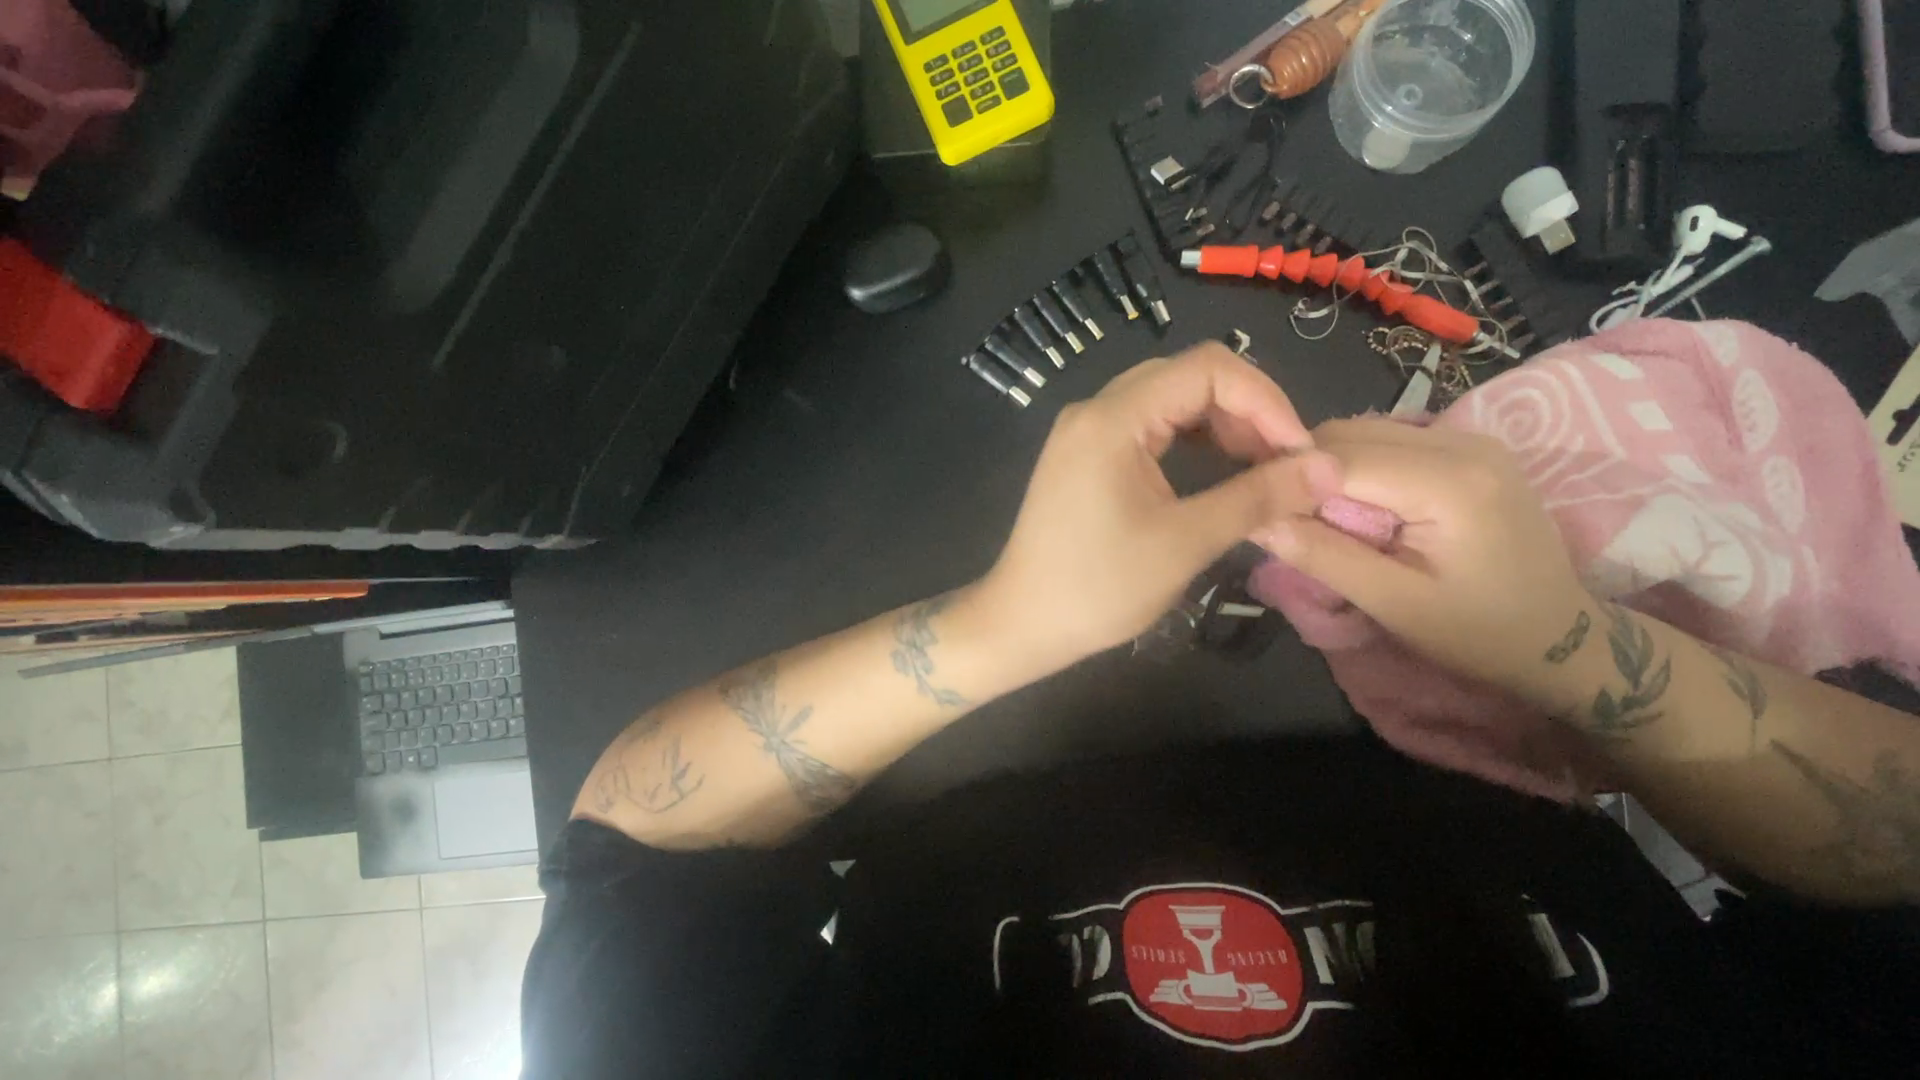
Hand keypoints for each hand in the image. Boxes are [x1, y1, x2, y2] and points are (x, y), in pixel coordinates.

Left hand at [971, 343, 1338, 669]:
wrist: (1021, 624)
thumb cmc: (1098, 588)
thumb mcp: (1186, 542)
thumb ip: (1258, 497)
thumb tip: (1330, 468)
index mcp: (1112, 419)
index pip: (1207, 368)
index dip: (1265, 399)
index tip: (1299, 452)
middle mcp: (1095, 410)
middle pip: (1188, 376)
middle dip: (1247, 411)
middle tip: (1285, 462)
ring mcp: (1086, 432)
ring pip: (1169, 400)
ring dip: (1222, 425)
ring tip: (1261, 469)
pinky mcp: (1085, 456)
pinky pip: (1148, 426)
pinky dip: (1190, 440)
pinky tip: (1219, 471)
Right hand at [1256, 418, 1594, 700]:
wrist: (1562, 640)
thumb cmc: (1479, 632)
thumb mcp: (1393, 604)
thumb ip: (1322, 556)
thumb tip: (1255, 521)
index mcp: (1449, 481)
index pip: (1338, 458)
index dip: (1286, 480)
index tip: (1250, 511)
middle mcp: (1462, 442)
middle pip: (1349, 434)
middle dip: (1302, 471)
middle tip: (1278, 517)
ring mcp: (1469, 439)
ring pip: (1364, 431)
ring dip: (1325, 467)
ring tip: (1311, 515)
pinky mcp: (1468, 449)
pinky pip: (1389, 440)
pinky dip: (1355, 466)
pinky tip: (1350, 505)